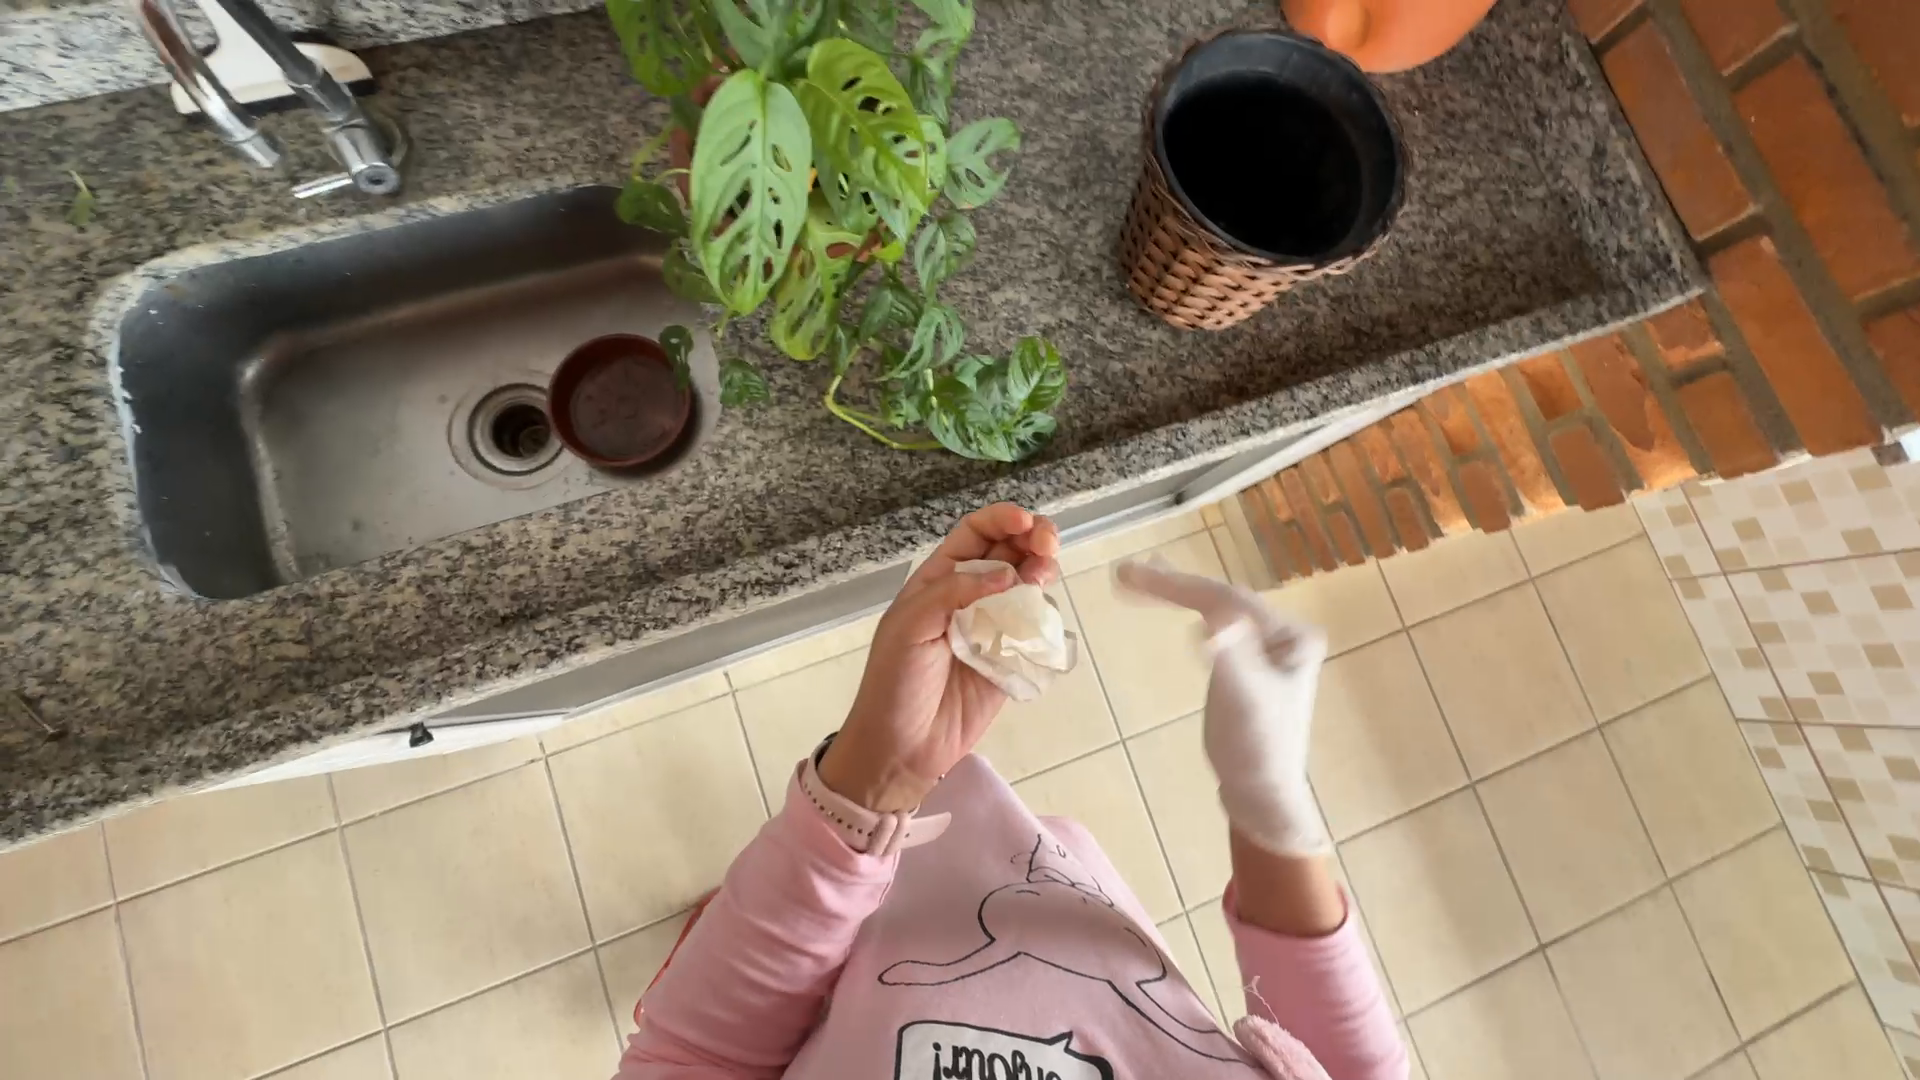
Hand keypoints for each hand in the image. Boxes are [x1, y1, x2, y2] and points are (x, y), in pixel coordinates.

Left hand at [819, 503, 1061, 811]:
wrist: (902, 747)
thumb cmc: (894, 682)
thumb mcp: (909, 628)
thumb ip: (953, 593)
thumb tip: (1006, 574)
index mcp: (939, 579)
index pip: (975, 534)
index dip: (1001, 520)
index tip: (1024, 522)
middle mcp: (970, 595)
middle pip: (1009, 551)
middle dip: (1032, 538)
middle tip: (1048, 544)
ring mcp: (994, 624)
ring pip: (1027, 582)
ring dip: (1042, 569)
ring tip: (1045, 573)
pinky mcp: (1012, 655)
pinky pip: (1035, 624)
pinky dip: (1045, 609)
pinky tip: (1044, 607)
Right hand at [1116, 559, 1331, 856]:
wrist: (1261, 792)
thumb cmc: (1257, 749)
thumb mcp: (1245, 702)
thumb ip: (1232, 657)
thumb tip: (1213, 620)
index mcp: (1290, 635)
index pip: (1224, 599)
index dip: (1176, 585)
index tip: (1131, 575)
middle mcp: (1280, 632)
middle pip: (1218, 596)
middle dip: (1170, 582)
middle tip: (1123, 571)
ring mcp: (1262, 644)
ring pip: (1212, 604)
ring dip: (1173, 589)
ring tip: (1136, 573)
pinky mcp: (1243, 658)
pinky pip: (1210, 620)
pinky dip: (1182, 605)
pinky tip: (1166, 596)